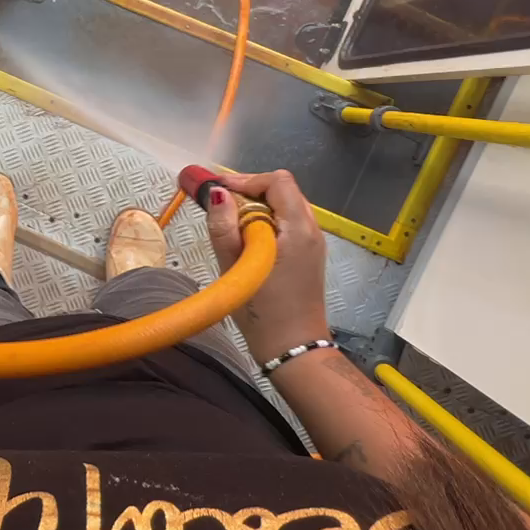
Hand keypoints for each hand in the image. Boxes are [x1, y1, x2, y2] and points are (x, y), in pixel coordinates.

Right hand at [204, 170, 329, 362]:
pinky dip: (264, 222)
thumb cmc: (262, 311)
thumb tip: (217, 192)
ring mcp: (312, 243)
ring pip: (284, 207)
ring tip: (228, 223)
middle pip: (282, 191)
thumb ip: (224, 227)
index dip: (245, 180)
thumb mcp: (234, 267)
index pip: (277, 182)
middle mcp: (312, 230)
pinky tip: (245, 240)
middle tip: (218, 206)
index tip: (217, 192)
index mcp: (298, 229)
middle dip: (248, 192)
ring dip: (255, 207)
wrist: (293, 349)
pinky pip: (286, 224)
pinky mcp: (307, 255)